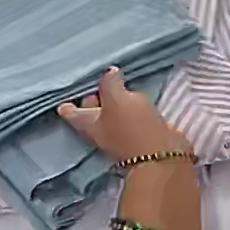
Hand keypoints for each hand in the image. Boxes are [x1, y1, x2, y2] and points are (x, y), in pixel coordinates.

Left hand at [58, 67, 192, 163]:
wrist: (161, 157)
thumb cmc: (132, 128)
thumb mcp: (117, 99)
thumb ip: (110, 83)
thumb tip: (109, 72)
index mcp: (88, 123)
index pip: (70, 112)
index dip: (68, 102)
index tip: (68, 91)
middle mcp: (100, 132)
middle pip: (91, 114)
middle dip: (93, 99)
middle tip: (98, 83)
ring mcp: (120, 136)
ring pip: (113, 117)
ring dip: (115, 105)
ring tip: (120, 87)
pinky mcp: (139, 138)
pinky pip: (131, 121)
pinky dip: (132, 111)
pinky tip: (139, 102)